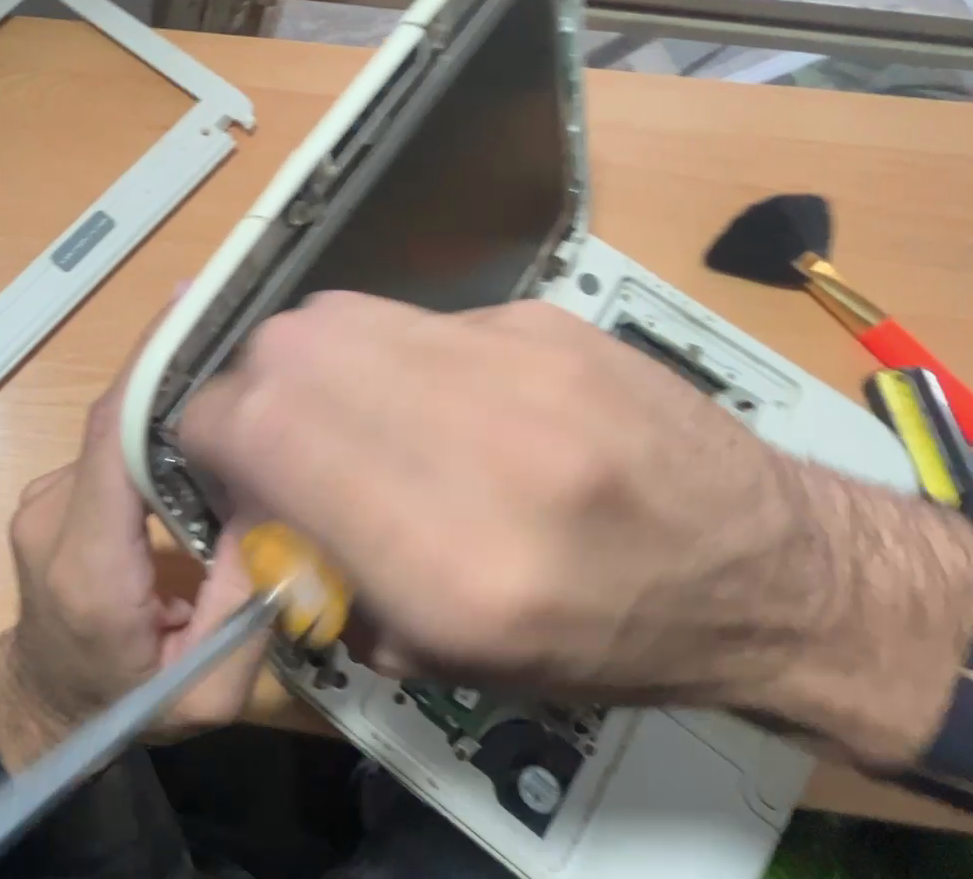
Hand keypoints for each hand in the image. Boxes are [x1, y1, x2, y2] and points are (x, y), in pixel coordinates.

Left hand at [0, 335, 268, 772]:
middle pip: (115, 428)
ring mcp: (39, 502)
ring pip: (113, 439)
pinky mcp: (45, 498)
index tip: (187, 308)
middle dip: (173, 386)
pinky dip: (145, 447)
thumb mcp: (206, 691)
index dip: (147, 369)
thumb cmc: (124, 707)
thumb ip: (246, 605)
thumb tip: (273, 506)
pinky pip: (104, 458)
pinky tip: (188, 461)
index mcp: (89, 566)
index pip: (113, 441)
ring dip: (164, 422)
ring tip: (227, 421)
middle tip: (243, 362)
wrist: (43, 708)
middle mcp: (50, 518)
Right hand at [178, 293, 972, 766]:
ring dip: (300, 362)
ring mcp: (515, 364)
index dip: (204, 436)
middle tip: (267, 433)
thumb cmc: (596, 641)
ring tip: (331, 406)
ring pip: (329, 318)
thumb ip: (319, 568)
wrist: (768, 572)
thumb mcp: (439, 653)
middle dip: (244, 392)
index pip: (258, 436)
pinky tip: (418, 393)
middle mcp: (475, 443)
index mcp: (444, 560)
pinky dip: (374, 352)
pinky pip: (402, 318)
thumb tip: (245, 497)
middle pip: (281, 358)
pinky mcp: (541, 321)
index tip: (214, 460)